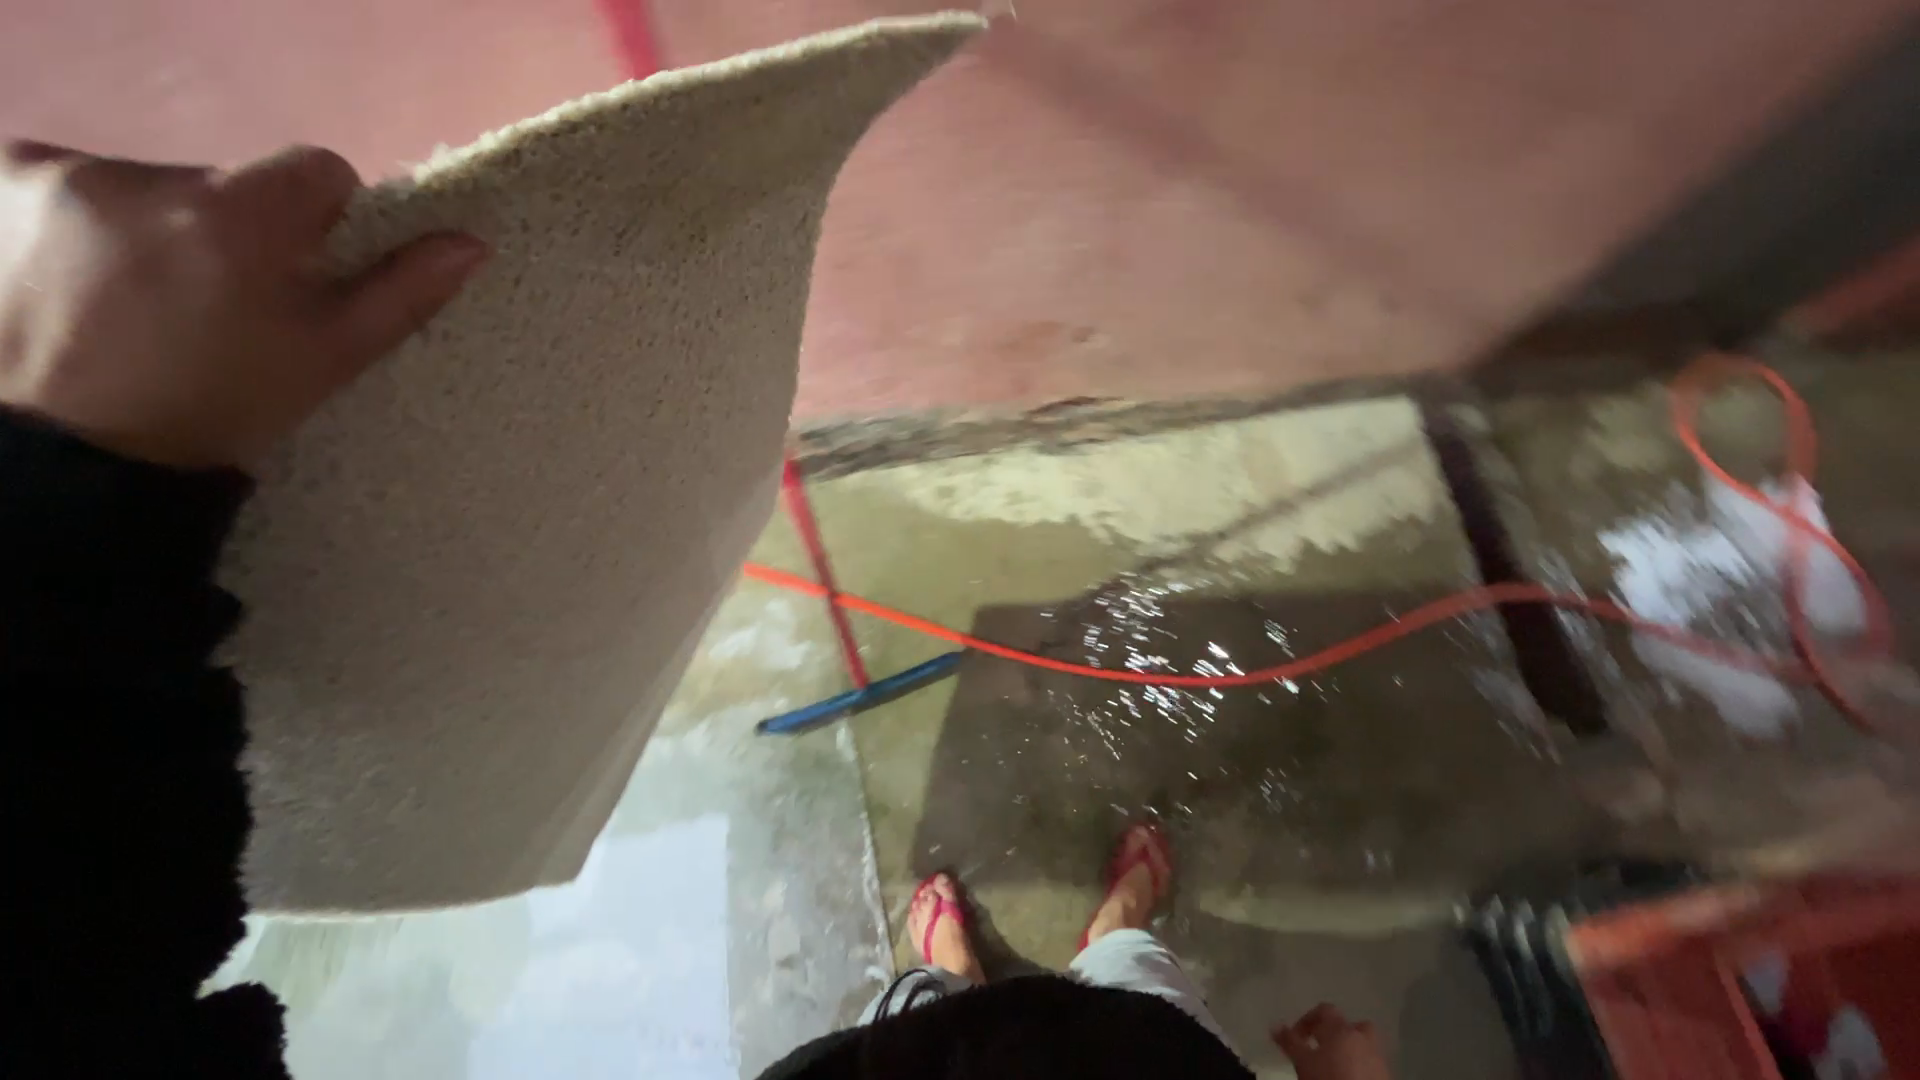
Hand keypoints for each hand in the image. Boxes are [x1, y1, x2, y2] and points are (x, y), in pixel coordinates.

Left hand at [0, 140, 486, 467]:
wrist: (75, 447)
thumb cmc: (226, 402)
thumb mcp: (333, 356)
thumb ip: (403, 291)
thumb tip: (472, 243)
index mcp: (239, 218)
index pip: (317, 168)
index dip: (329, 218)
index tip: (309, 270)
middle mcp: (145, 176)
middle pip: (234, 183)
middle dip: (243, 231)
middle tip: (231, 304)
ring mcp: (60, 173)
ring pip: (162, 187)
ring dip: (173, 228)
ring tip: (157, 300)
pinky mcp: (1, 180)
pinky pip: (86, 184)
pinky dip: (101, 222)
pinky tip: (96, 281)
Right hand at [1273, 1004, 1390, 1079]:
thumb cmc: (1329, 1079)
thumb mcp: (1303, 1063)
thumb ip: (1289, 1042)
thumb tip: (1274, 1026)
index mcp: (1341, 1029)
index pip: (1324, 1009)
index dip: (1307, 1019)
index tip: (1296, 1036)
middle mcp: (1363, 1038)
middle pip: (1353, 1025)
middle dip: (1339, 1032)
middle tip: (1324, 1046)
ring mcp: (1379, 1059)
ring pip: (1365, 1046)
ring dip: (1352, 1050)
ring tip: (1337, 1064)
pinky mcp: (1386, 1077)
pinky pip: (1373, 1065)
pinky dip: (1362, 1067)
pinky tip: (1349, 1077)